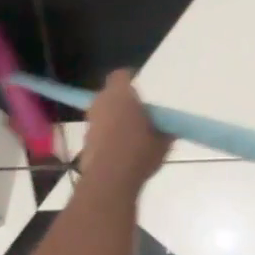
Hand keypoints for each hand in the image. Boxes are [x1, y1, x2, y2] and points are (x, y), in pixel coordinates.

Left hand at [79, 71, 171, 192]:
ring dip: (114, 120)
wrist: (111, 178)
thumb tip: (169, 128)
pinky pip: (99, 133)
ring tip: (131, 134)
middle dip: (122, 101)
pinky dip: (108, 137)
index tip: (139, 85)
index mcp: (120, 95)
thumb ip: (165, 129)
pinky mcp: (85, 142)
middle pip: (110, 95)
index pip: (120, 75)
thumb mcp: (163, 141)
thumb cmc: (140, 151)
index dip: (129, 78)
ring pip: (103, 114)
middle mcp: (100, 103)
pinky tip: (121, 151)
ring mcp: (90, 123)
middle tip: (139, 113)